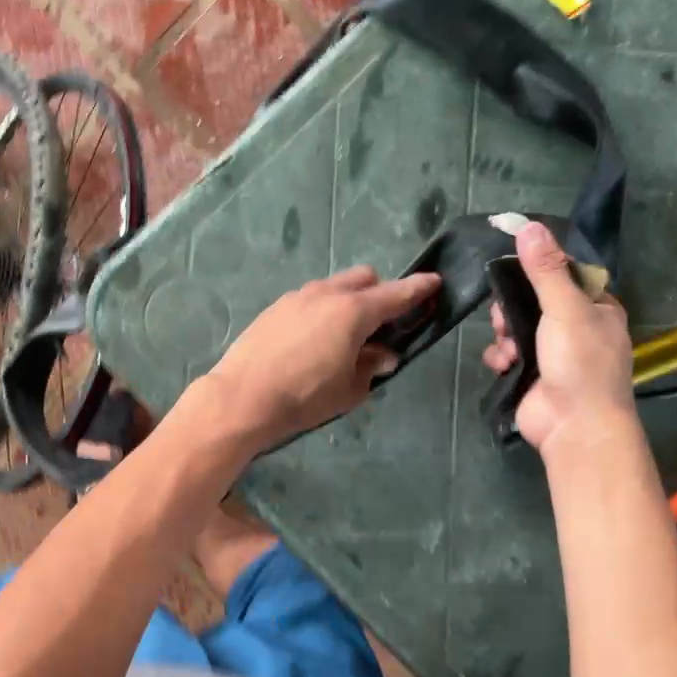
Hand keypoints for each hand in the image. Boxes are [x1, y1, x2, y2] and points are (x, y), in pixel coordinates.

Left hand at [203, 266, 441, 452]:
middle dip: (378, 293)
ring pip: (333, 286)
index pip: (396, 294)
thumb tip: (384, 354)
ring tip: (343, 337)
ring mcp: (296, 297)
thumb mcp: (349, 389)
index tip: (434, 283)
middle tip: (381, 325)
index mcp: (353, 311)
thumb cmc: (304, 397)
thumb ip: (372, 366)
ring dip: (347, 301)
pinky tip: (312, 341)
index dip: (419, 289)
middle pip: (363, 279)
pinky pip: (309, 300)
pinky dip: (321, 311)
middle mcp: (326, 294)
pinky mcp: (274, 308)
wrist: (242, 398)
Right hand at [482, 221, 635, 451]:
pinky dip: (501, 356)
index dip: (536, 267)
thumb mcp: (565, 308)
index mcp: (597, 307)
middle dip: (511, 306)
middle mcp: (577, 327)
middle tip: (503, 314)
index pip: (563, 273)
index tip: (509, 262)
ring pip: (515, 326)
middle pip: (532, 299)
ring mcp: (553, 352)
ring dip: (504, 333)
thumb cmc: (580, 362)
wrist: (575, 426)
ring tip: (506, 345)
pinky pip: (507, 353)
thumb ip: (544, 269)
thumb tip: (527, 226)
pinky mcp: (531, 373)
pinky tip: (504, 364)